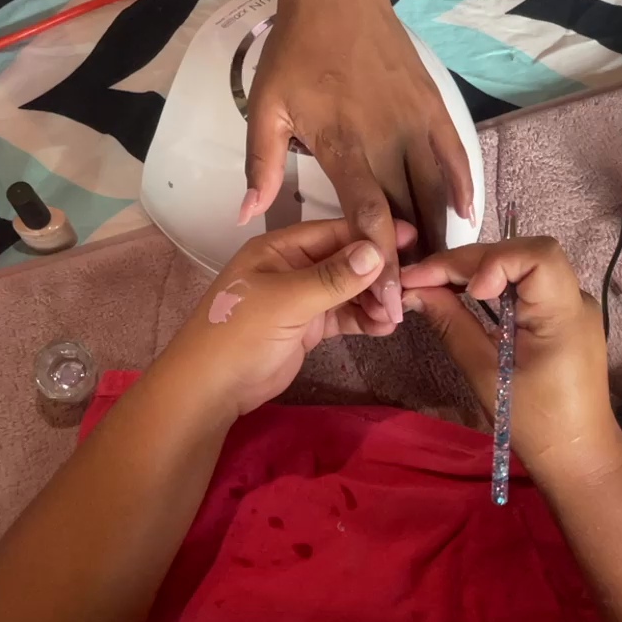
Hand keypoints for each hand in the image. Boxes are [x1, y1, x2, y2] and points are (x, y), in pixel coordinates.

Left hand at [154, 219, 413, 417]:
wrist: (210, 389)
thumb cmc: (239, 334)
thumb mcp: (286, 301)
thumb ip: (332, 277)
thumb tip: (376, 251)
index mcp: (279, 248)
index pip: (333, 232)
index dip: (371, 236)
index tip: (411, 240)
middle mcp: (292, 266)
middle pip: (345, 260)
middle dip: (376, 273)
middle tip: (408, 287)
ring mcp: (300, 297)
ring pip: (347, 289)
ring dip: (372, 300)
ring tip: (397, 314)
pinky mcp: (307, 326)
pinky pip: (342, 316)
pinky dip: (363, 320)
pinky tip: (384, 328)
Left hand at [241, 0, 475, 326]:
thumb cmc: (295, 52)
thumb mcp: (264, 106)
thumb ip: (259, 163)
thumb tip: (247, 214)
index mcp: (341, 145)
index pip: (367, 214)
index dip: (379, 261)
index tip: (387, 298)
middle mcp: (385, 139)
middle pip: (407, 211)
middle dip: (415, 261)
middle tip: (419, 299)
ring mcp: (415, 121)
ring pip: (436, 189)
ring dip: (440, 231)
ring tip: (443, 269)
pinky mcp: (432, 106)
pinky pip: (455, 154)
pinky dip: (463, 186)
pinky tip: (463, 214)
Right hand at [400, 237, 621, 482]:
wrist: (575, 454)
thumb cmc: (533, 422)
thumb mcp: (485, 373)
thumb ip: (451, 324)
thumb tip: (413, 290)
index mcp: (564, 314)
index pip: (537, 255)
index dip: (495, 261)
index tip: (467, 290)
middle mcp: (573, 299)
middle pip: (521, 253)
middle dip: (468, 261)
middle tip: (421, 279)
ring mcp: (569, 304)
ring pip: (520, 263)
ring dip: (476, 268)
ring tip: (434, 283)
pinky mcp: (559, 314)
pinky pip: (524, 283)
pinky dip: (491, 282)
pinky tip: (462, 294)